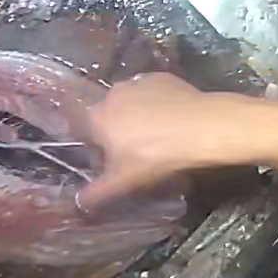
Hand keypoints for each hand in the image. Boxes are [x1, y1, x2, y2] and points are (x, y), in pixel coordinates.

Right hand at [79, 72, 230, 209]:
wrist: (198, 126)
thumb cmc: (155, 155)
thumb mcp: (124, 181)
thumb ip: (97, 193)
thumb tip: (79, 202)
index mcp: (98, 117)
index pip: (84, 129)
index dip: (95, 144)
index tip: (108, 157)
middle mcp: (113, 93)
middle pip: (108, 113)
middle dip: (116, 129)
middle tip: (134, 149)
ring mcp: (137, 81)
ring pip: (130, 100)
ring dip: (135, 113)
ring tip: (155, 133)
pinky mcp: (160, 76)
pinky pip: (151, 91)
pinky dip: (156, 101)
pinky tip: (170, 117)